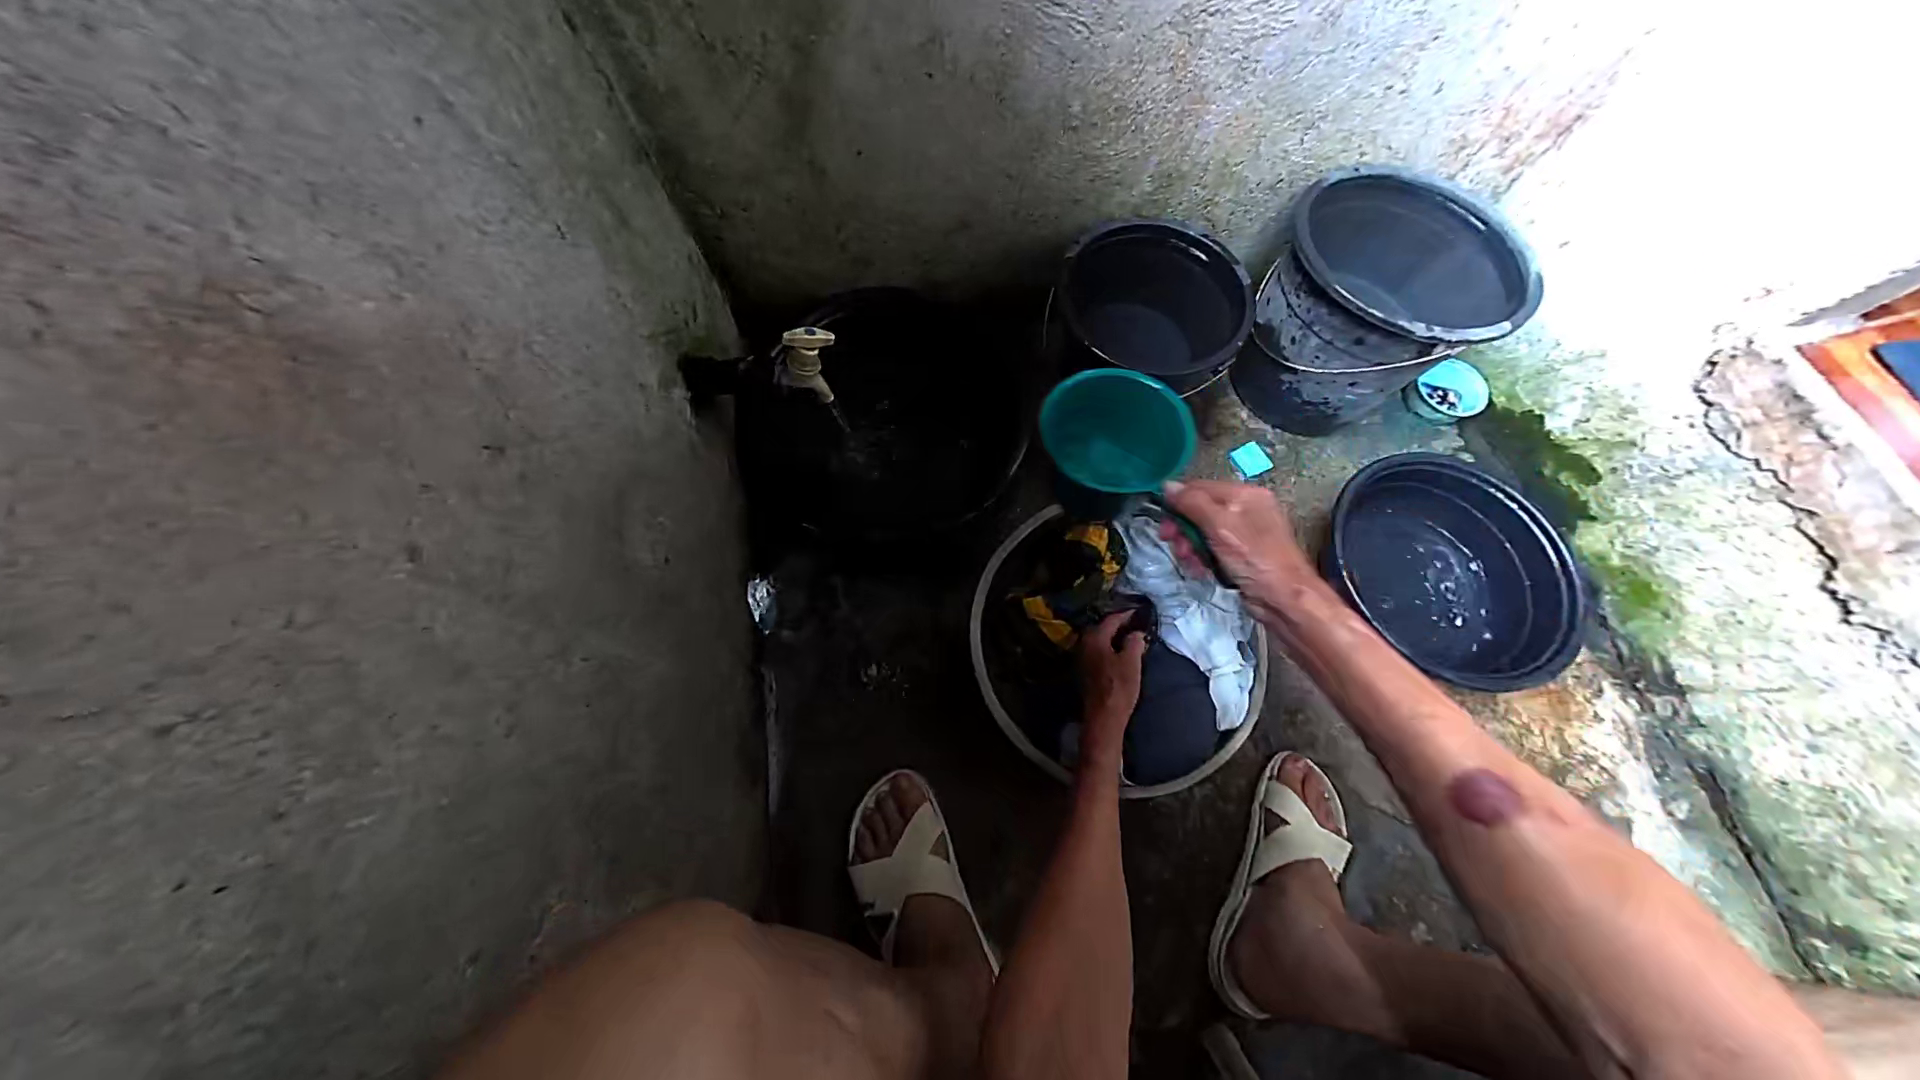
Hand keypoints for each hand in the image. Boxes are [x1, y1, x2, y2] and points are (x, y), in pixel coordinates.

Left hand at [1077, 610, 1145, 769]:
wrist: (1103, 716)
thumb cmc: (1118, 686)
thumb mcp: (1131, 662)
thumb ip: (1134, 642)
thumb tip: (1136, 632)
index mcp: (1094, 638)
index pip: (1111, 620)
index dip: (1125, 615)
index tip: (1138, 611)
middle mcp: (1084, 644)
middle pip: (1102, 628)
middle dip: (1118, 624)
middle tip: (1134, 623)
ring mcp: (1082, 657)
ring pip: (1099, 640)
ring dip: (1113, 637)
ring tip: (1130, 636)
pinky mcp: (1085, 670)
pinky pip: (1098, 651)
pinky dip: (1109, 647)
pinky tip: (1120, 652)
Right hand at [1160, 479, 1316, 602]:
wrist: (1283, 598)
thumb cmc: (1256, 560)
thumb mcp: (1220, 526)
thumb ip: (1192, 503)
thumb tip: (1169, 486)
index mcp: (1245, 494)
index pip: (1199, 488)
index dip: (1178, 504)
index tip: (1166, 525)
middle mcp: (1245, 509)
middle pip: (1199, 510)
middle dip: (1183, 529)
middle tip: (1176, 545)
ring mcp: (1244, 533)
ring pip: (1203, 531)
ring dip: (1190, 546)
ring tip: (1191, 561)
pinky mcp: (1241, 554)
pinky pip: (1212, 548)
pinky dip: (1202, 557)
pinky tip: (1201, 569)